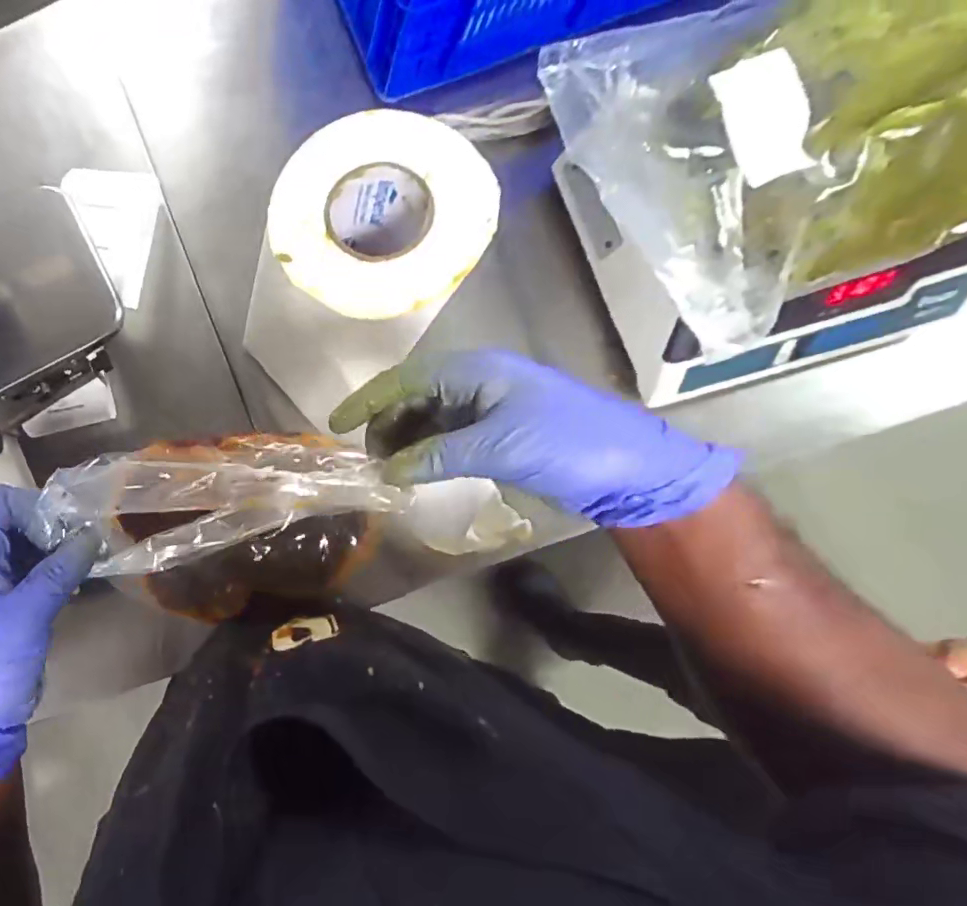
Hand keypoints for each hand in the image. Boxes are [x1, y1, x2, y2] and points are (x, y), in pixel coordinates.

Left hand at [0, 487, 100, 798]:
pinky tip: (79, 584)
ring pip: (27, 553)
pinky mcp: (8, 614)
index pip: (1, 503)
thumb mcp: (27, 614)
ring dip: (58, 552)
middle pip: (16, 525)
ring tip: (92, 561)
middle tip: (91, 543)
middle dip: (54, 527)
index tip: (74, 524)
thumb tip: (91, 535)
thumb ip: (59, 570)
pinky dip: (55, 575)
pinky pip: (32, 580)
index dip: (36, 505)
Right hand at [329, 350, 739, 526]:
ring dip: (405, 441)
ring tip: (390, 471)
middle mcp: (477, 382)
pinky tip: (417, 472)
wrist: (629, 470)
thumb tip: (388, 471)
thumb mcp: (496, 447)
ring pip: (429, 418)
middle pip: (413, 396)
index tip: (337, 424)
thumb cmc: (565, 445)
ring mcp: (487, 408)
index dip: (368, 400)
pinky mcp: (496, 434)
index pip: (406, 379)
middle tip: (371, 460)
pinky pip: (447, 437)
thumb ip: (436, 456)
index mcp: (476, 371)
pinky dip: (427, 453)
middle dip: (386, 424)